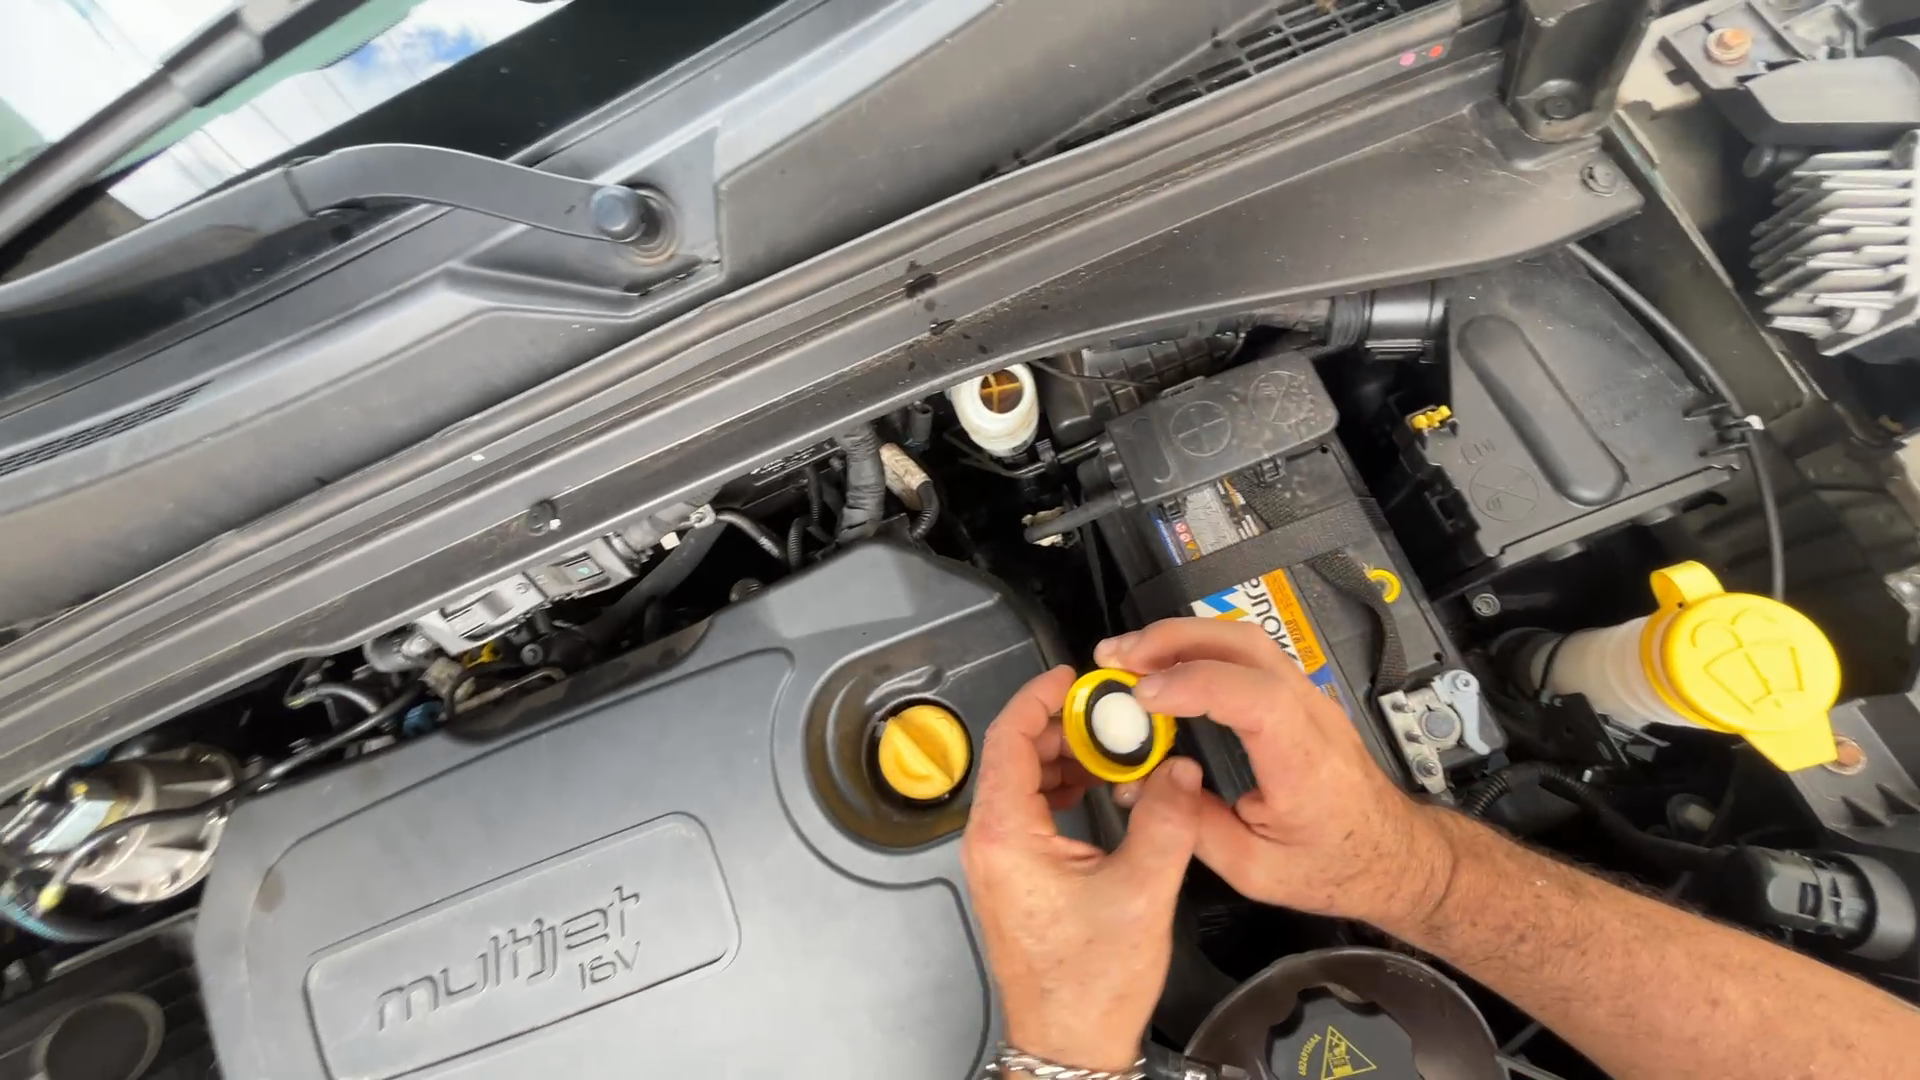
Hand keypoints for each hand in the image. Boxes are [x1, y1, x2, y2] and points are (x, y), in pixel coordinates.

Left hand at [962, 665, 1204, 1071]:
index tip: (1071, 679)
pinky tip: (1093, 786)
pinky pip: (1027, 807)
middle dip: (1058, 726)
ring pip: (1020, 779)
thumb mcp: (1140, 892)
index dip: (1038, 699)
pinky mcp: (1010, 871)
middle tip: (1103, 712)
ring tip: (1107, 746)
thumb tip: (1179, 766)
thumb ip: (1165, 820)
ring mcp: (996, 855)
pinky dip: (1058, 786)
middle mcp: (988, 837)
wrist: (1069, 1044)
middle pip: (1013, 754)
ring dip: (1060, 756)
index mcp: (1005, 832)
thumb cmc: (1092, 979)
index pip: (1008, 739)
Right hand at [1096, 618, 1453, 927]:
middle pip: (1243, 643)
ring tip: (1126, 655)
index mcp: (1304, 762)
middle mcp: (1310, 713)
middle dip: (1170, 640)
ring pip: (1241, 637)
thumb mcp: (1254, 870)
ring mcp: (1306, 694)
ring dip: (1177, 637)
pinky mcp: (1295, 691)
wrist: (1397, 855)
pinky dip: (1193, 647)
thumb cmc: (1332, 867)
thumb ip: (1192, 825)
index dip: (1192, 685)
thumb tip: (1138, 783)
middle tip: (1113, 657)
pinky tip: (1160, 663)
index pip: (1254, 697)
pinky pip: (1242, 651)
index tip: (1139, 697)